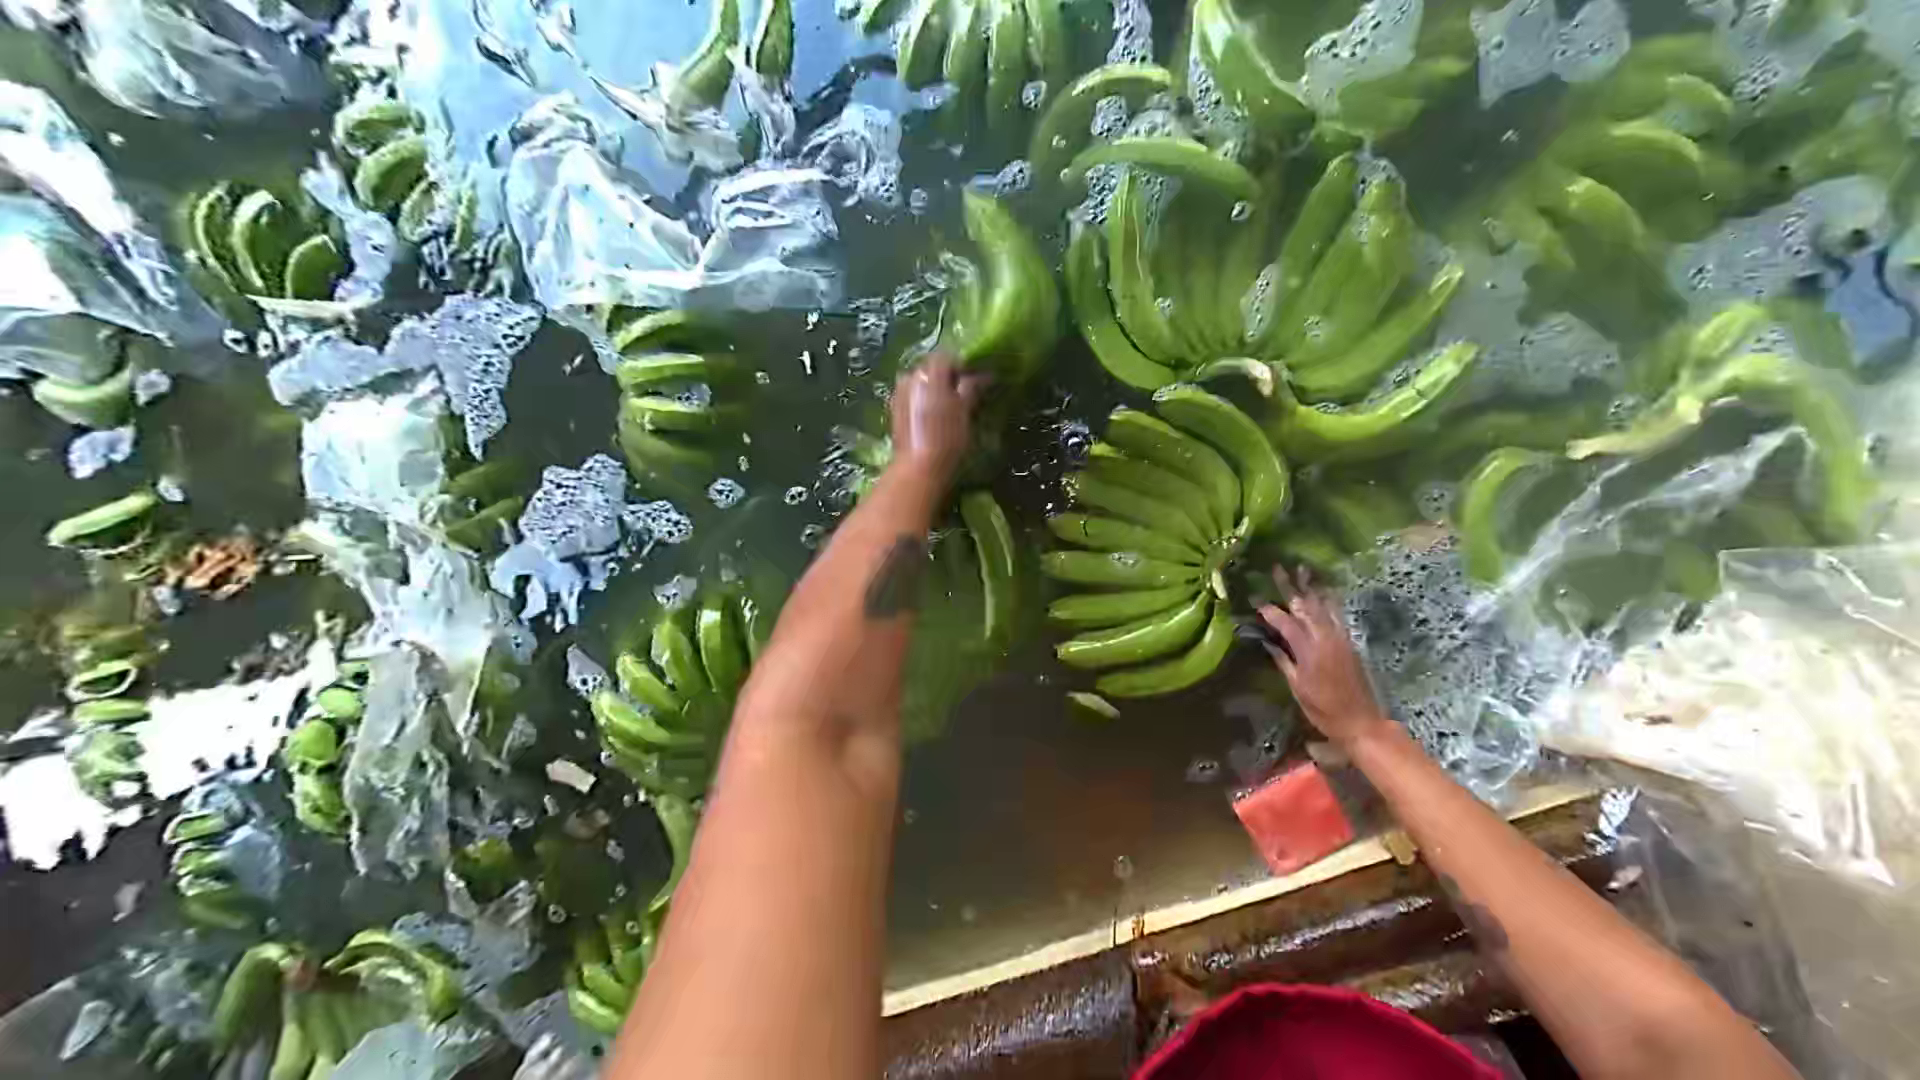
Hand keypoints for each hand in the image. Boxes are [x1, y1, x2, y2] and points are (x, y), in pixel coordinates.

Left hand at [889, 352, 988, 480]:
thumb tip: (984, 374)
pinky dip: (924, 399)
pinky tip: (933, 416)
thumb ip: (972, 387)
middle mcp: (910, 376)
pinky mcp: (894, 409)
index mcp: (929, 372)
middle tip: (965, 394)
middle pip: (932, 368)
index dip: (965, 367)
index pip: (949, 357)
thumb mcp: (965, 410)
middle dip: (949, 377)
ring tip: (949, 406)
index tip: (977, 382)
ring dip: (935, 388)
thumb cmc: (947, 438)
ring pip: (921, 382)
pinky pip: (913, 395)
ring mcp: (899, 392)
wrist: (918, 468)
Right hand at [1257, 567, 1389, 746]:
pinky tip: (1324, 592)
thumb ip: (1283, 660)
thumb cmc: (1322, 709)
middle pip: (1305, 606)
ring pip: (1323, 607)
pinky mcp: (1349, 643)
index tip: (1255, 599)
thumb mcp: (1297, 687)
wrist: (1361, 721)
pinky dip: (1328, 601)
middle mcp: (1325, 639)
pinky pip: (1336, 615)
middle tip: (1278, 567)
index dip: (1269, 611)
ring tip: (1303, 570)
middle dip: (1291, 587)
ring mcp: (1339, 638)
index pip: (1285, 623)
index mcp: (1308, 650)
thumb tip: (1268, 641)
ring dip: (1311, 588)